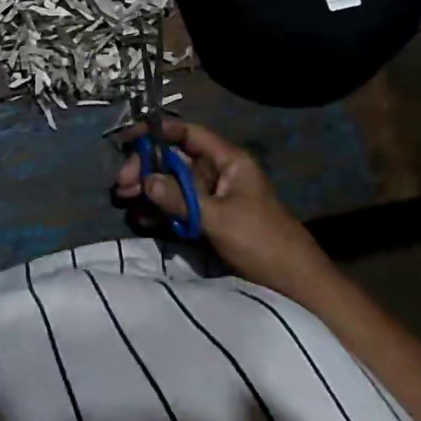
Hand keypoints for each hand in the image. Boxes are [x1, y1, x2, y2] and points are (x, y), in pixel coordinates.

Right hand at [115, 119, 330, 290]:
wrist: (298, 288)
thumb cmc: (263, 243)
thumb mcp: (218, 219)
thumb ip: (180, 198)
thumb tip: (145, 179)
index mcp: (229, 161)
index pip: (188, 134)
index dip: (158, 132)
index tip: (128, 139)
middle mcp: (219, 173)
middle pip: (176, 160)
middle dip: (147, 168)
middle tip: (122, 183)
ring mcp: (215, 198)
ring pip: (174, 185)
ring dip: (149, 190)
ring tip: (123, 199)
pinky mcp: (211, 221)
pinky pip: (180, 208)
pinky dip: (160, 211)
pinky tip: (141, 218)